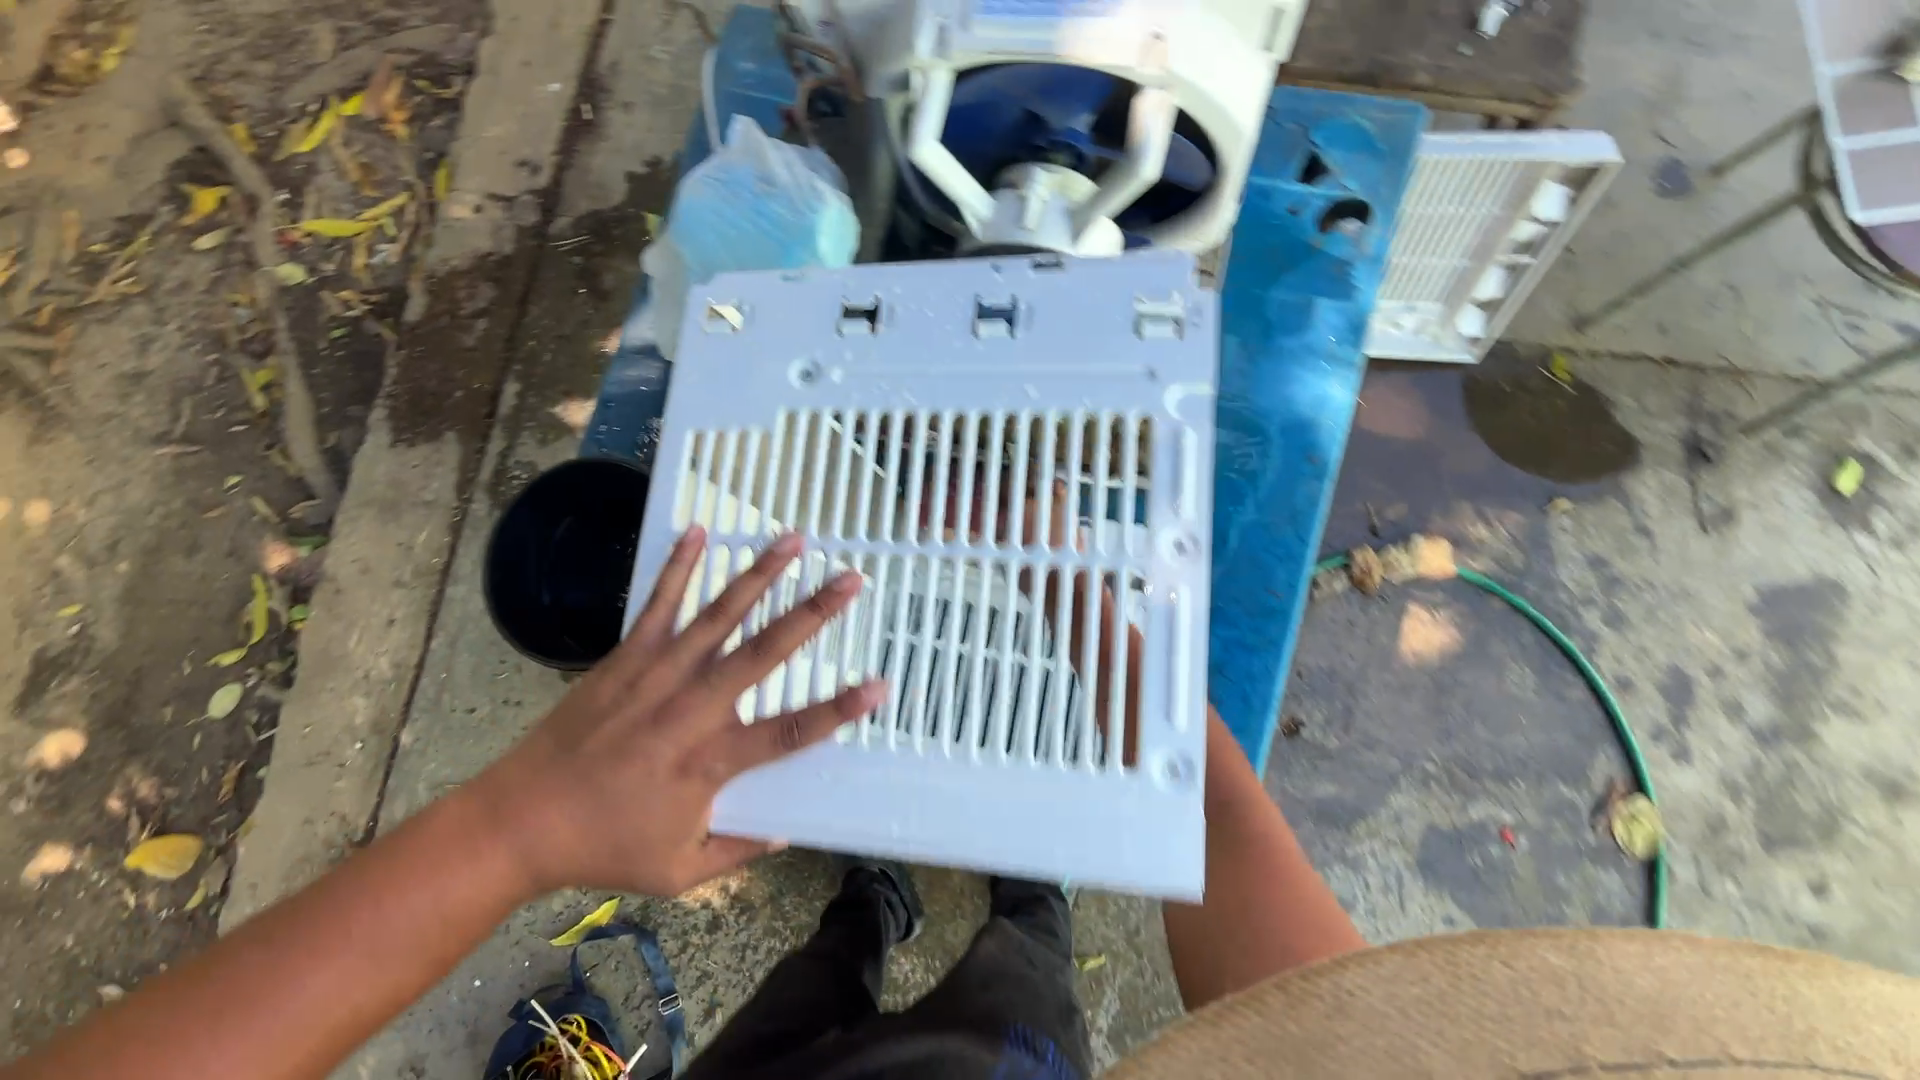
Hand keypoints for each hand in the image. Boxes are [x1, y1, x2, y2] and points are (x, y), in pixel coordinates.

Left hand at [472, 528, 885, 897]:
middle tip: (850, 580)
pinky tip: (701, 532)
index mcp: (712, 762)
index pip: (790, 732)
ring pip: (718, 616)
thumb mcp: (678, 871)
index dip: (838, 710)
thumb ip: (738, 851)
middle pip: (763, 653)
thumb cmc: (603, 847)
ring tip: (794, 540)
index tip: (878, 686)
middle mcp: (691, 709)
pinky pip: (658, 604)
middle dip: (812, 613)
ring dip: (759, 575)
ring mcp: (657, 675)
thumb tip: (785, 832)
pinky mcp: (625, 658)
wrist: (519, 821)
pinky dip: (679, 568)